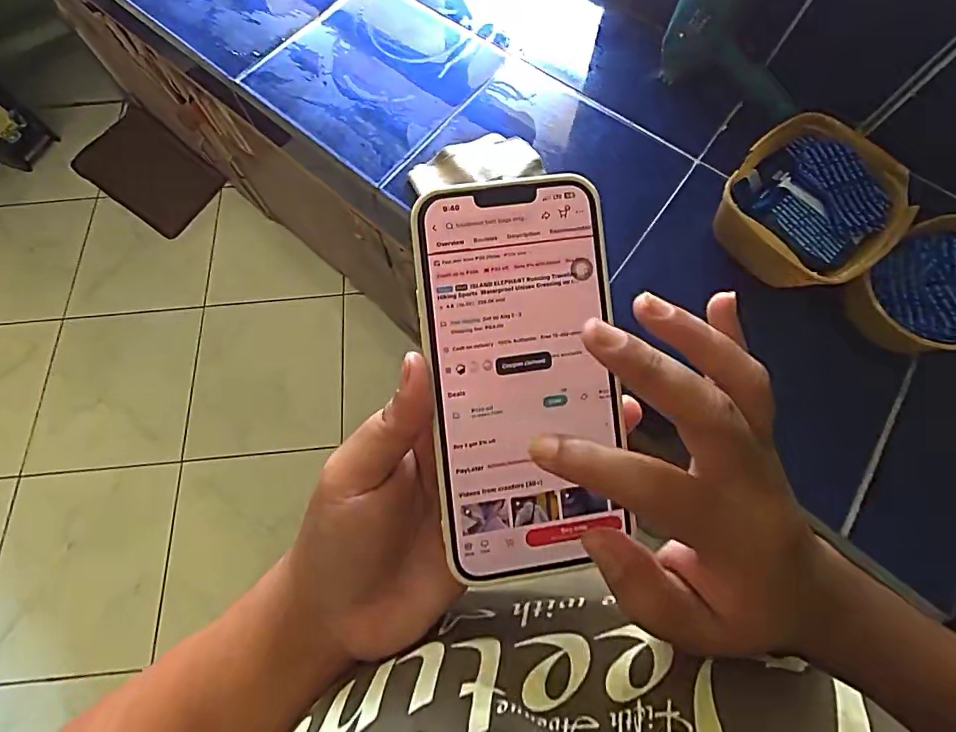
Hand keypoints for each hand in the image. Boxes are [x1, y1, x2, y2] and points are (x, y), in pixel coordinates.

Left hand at [285, 349, 648, 662]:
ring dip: (571, 443)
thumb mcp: (354, 474)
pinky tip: (607, 489)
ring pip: (532, 460)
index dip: (504, 357)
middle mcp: (462, 453)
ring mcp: (482, 496)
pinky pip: (535, 514)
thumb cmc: (335, 536)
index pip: (472, 382)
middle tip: (607, 373)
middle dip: (554, 395)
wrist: (337, 625)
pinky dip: (567, 500)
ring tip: (620, 421)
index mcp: (427, 428)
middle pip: (512, 417)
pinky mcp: (495, 537)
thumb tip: (418, 360)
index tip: (548, 330)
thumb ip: (391, 426)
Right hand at [529, 291, 846, 658]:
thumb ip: (640, 587)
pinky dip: (734, 335)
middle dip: (649, 367)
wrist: (807, 587)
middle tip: (594, 334)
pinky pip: (751, 374)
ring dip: (692, 335)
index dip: (595, 464)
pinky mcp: (760, 423)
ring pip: (737, 380)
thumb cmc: (742, 607)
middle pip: (705, 409)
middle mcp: (745, 472)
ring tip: (643, 303)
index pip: (654, 487)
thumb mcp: (692, 627)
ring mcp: (759, 440)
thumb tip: (592, 528)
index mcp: (724, 526)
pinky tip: (720, 298)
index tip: (543, 446)